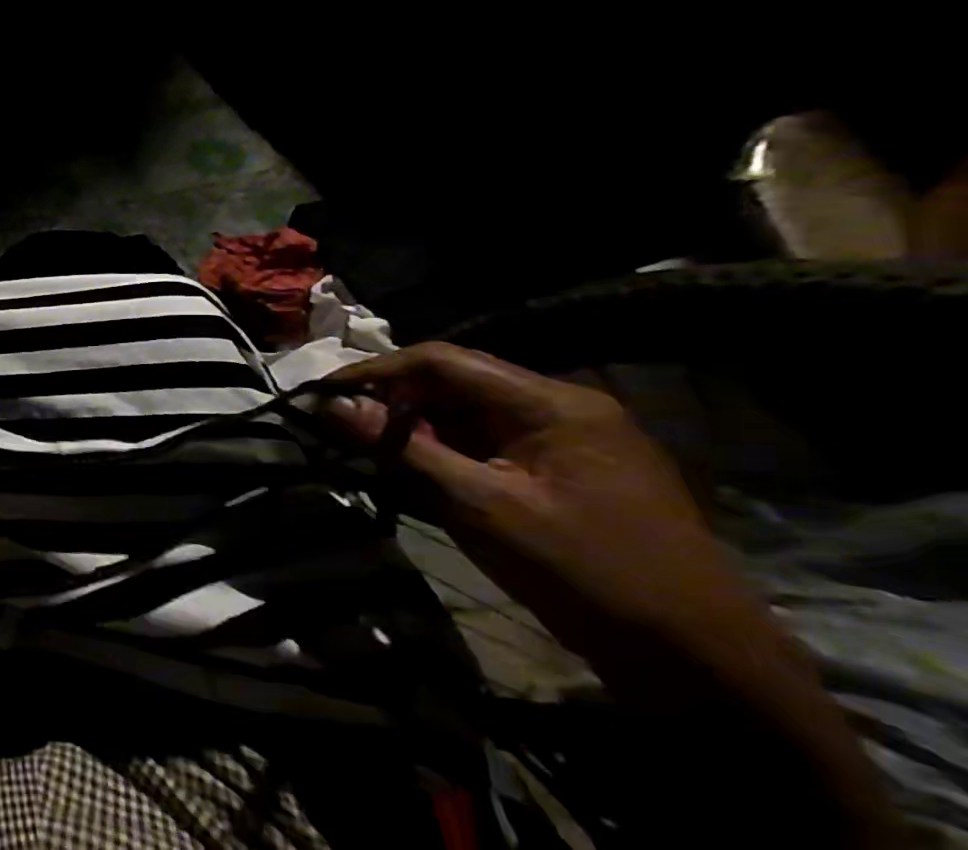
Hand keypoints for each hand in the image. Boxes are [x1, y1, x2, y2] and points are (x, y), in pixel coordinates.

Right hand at [325, 343, 901, 847]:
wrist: (700, 663)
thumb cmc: (586, 574)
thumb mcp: (482, 509)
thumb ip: (404, 452)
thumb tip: (333, 408)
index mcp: (552, 402)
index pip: (444, 361)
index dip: (377, 373)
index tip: (323, 394)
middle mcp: (562, 407)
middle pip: (457, 386)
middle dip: (396, 405)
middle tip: (340, 433)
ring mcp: (570, 441)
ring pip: (472, 419)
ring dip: (420, 435)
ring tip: (371, 460)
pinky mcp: (569, 474)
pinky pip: (492, 449)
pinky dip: (450, 460)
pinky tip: (421, 482)